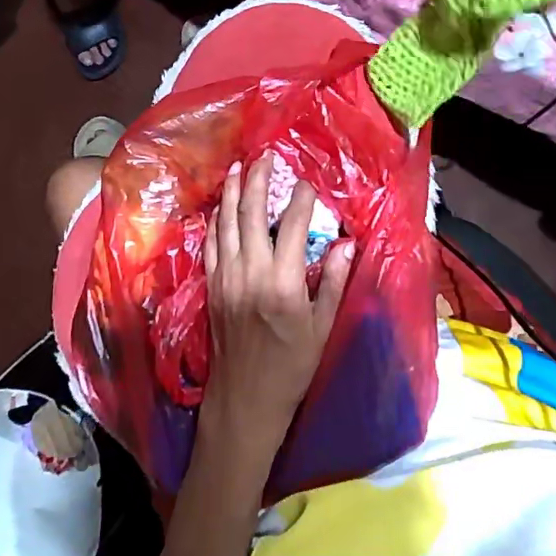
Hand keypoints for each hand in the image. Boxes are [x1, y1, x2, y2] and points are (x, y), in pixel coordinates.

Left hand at [200, 155, 353, 466]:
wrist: (245, 399)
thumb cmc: (292, 367)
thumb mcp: (322, 328)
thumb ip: (332, 282)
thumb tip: (345, 243)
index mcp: (283, 283)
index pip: (292, 226)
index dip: (300, 198)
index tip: (307, 179)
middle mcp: (250, 273)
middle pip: (251, 214)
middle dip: (258, 180)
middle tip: (265, 156)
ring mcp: (226, 278)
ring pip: (226, 224)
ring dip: (232, 192)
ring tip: (239, 166)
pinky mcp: (212, 287)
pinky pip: (211, 244)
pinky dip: (216, 221)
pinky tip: (219, 206)